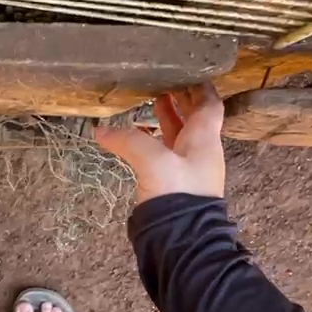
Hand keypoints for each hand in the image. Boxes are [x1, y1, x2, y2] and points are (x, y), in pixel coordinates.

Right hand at [95, 84, 226, 202]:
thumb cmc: (178, 194)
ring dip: (166, 120)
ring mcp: (186, 171)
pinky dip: (153, 142)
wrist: (181, 239)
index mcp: (203, 140)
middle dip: (179, 101)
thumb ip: (129, 140)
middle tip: (164, 84)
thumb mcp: (153, 160)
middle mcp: (198, 153)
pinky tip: (136, 140)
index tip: (188, 72)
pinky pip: (164, 155)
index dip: (200, 88)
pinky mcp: (171, 186)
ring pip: (177, 137)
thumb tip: (102, 130)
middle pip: (193, 120)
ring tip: (149, 104)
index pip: (209, 106)